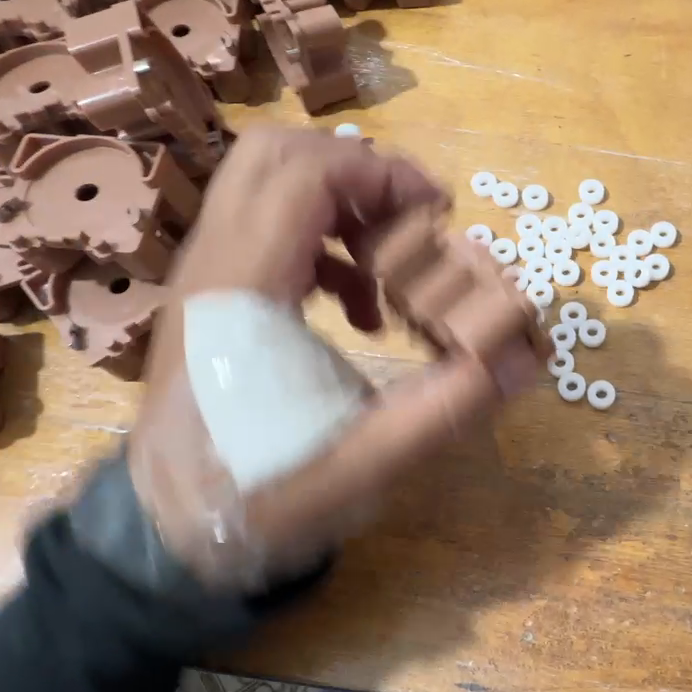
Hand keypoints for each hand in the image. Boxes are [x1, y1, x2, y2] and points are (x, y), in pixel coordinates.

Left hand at [128, 127, 540, 590]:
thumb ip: (448, 405)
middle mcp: (214, 266)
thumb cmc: (262, 497)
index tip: (442, 217)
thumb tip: (524, 356)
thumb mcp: (366, 462)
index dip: (384, 177)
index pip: (305, 177)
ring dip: (346, 206)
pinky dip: (326, 243)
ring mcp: (206, 277)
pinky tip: (362, 307)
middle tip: (420, 224)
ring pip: (269, 184)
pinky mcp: (214, 297)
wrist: (167, 535)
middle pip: (278, 156)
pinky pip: (268, 229)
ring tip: (395, 269)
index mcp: (243, 292)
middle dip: (364, 175)